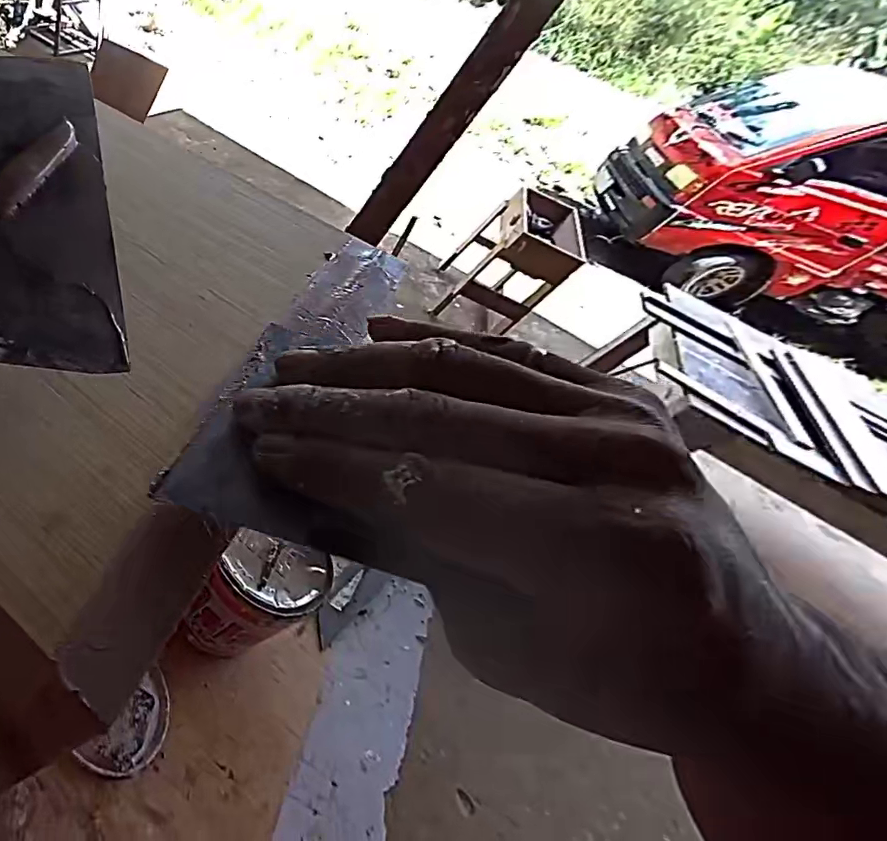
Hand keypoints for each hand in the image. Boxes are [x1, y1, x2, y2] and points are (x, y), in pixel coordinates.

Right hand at [233, 315, 801, 758]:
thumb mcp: (500, 644)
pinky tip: (369, 332)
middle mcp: (616, 464)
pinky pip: (501, 351)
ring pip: (453, 369)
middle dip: (321, 409)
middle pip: (428, 416)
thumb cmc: (612, 672)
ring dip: (354, 366)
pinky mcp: (617, 392)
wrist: (749, 654)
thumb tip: (326, 489)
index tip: (261, 452)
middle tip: (253, 405)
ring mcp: (622, 415)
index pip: (423, 486)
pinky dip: (426, 338)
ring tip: (289, 367)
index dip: (330, 467)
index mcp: (601, 549)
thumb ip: (419, 556)